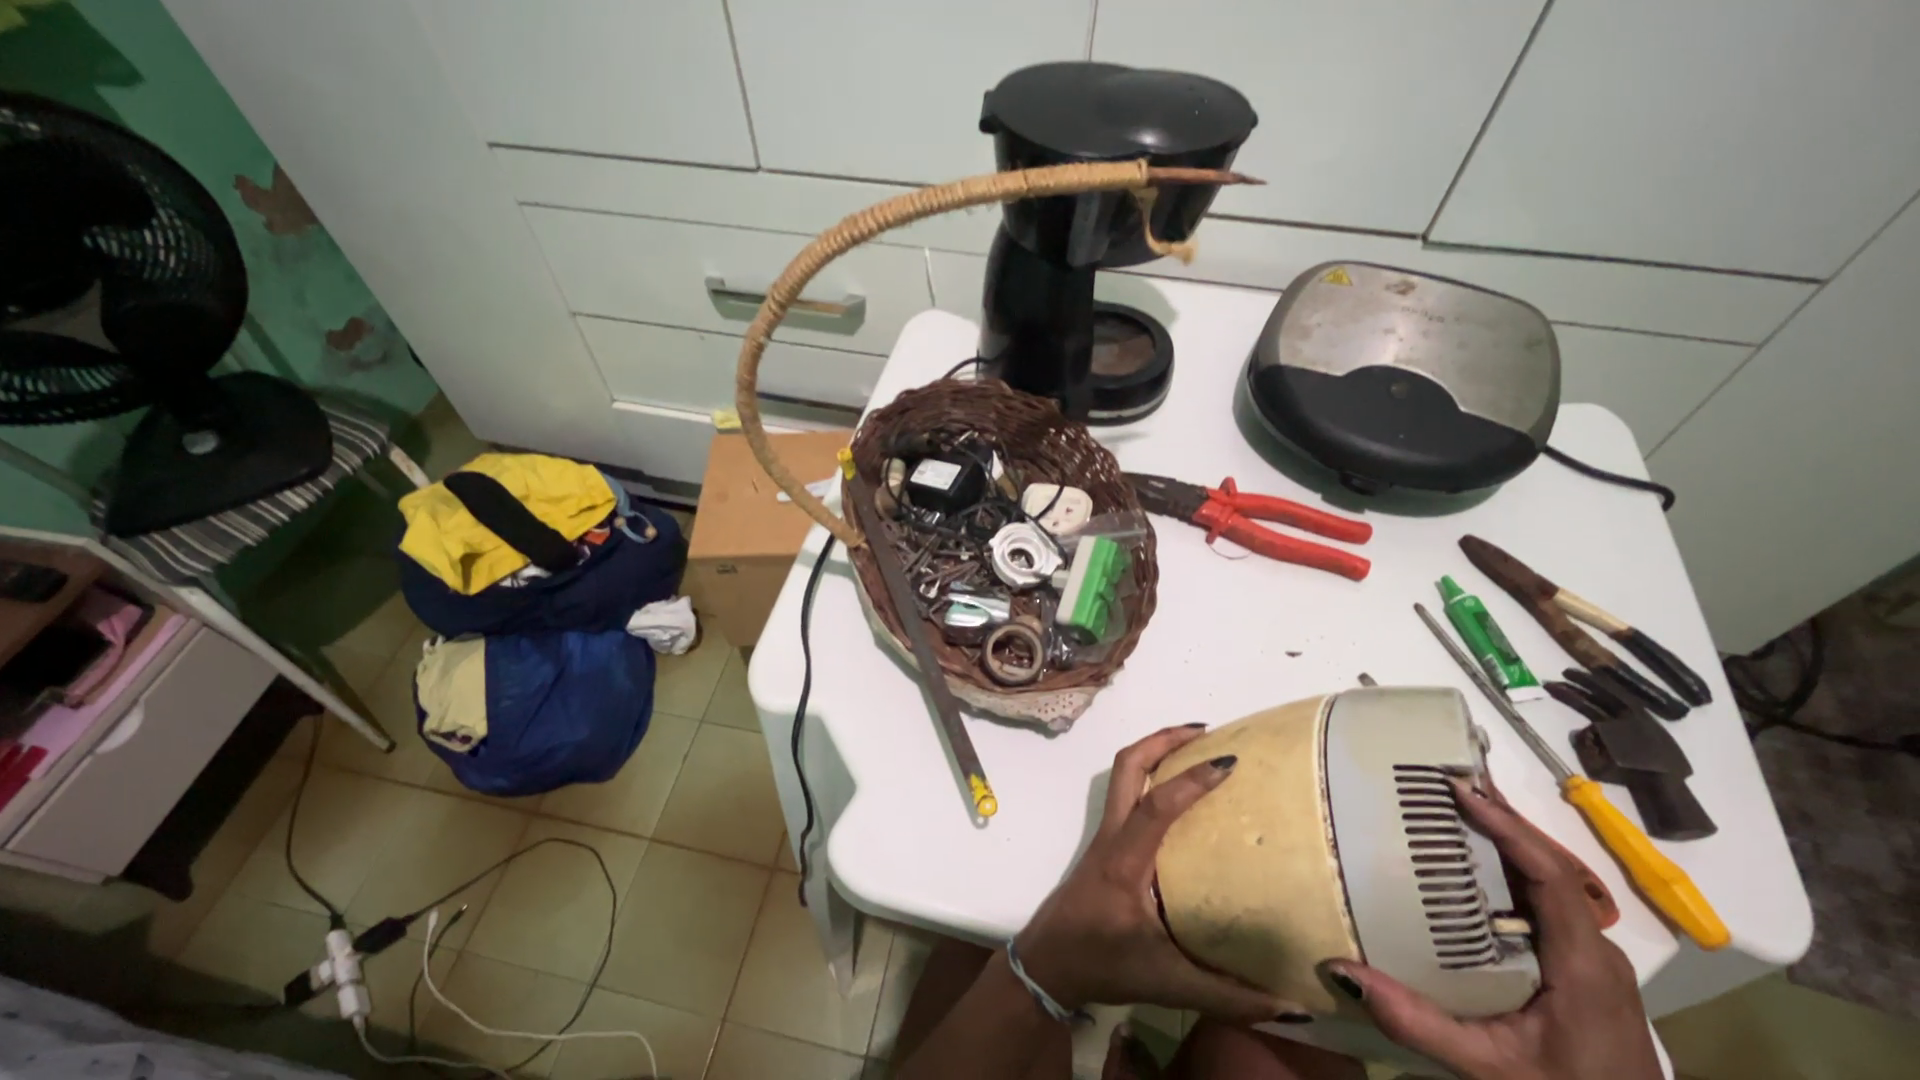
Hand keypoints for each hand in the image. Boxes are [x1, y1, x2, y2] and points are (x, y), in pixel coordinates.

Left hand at [1013, 724, 1294, 1022]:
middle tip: (1206, 732)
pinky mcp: (1105, 845)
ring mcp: (1105, 837)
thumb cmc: (1100, 964)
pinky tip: (1180, 794)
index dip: (1191, 780)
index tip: (1228, 761)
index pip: (1156, 807)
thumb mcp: (1166, 983)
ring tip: (1197, 749)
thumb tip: (1291, 1004)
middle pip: (1128, 768)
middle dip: (1164, 740)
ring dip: (1156, 753)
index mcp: (1126, 860)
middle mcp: (1113, 837)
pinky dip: (1151, 777)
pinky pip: (1127, 795)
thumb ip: (1226, 995)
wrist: (1046, 965)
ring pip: (1123, 776)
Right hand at [1325, 778, 1661, 1079]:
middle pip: (1553, 869)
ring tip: (1455, 816)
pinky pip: (1552, 908)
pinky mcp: (1590, 974)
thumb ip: (1416, 1021)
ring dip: (1508, 847)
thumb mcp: (1486, 1068)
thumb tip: (1340, 968)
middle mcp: (1599, 953)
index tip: (1460, 792)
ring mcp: (1599, 963)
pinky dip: (1514, 877)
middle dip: (1502, 824)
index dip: (1508, 828)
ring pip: (1555, 887)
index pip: (1551, 875)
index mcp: (1583, 965)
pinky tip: (1476, 877)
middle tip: (1446, 789)